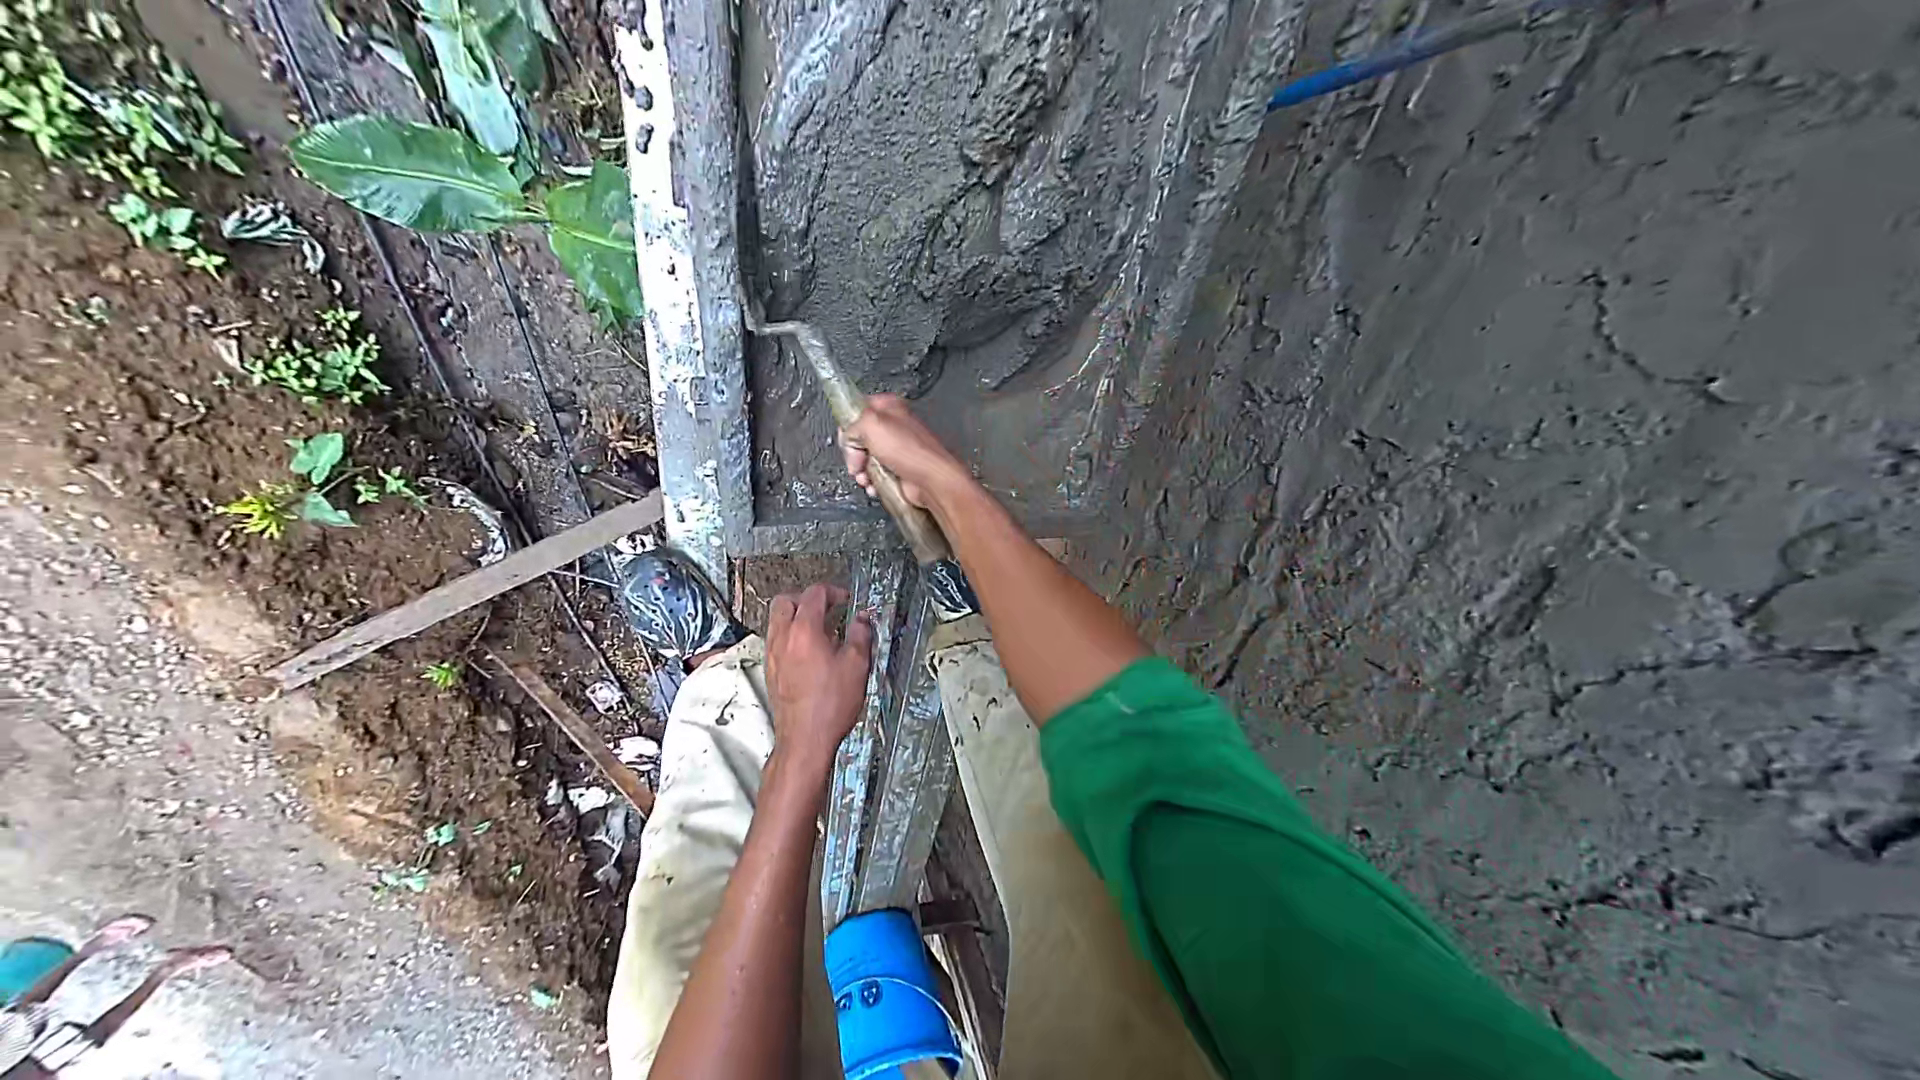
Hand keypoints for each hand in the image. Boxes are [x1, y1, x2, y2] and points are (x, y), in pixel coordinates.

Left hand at [765, 583, 873, 767]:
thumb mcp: (857, 665)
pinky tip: (810, 652)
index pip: (814, 594)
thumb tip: (862, 620)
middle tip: (826, 607)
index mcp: (804, 631)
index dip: (833, 592)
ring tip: (820, 630)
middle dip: (806, 598)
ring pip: (777, 620)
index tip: (845, 600)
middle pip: (785, 601)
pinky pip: (776, 641)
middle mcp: (782, 639)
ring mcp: (772, 655)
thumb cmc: (829, 706)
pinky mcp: (770, 671)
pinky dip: (790, 636)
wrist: (805, 738)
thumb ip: (860, 635)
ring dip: (796, 617)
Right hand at [841, 394, 975, 511]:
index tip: (848, 440)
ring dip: (861, 471)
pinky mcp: (897, 469)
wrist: (931, 481)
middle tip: (859, 462)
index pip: (855, 411)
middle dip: (854, 454)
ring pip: (864, 459)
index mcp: (887, 407)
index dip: (848, 428)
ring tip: (867, 478)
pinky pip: (875, 474)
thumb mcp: (870, 424)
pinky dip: (871, 482)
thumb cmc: (909, 451)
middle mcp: (892, 426)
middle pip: (858, 438)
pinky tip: (875, 486)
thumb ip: (852, 425)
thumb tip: (849, 439)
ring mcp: (896, 448)